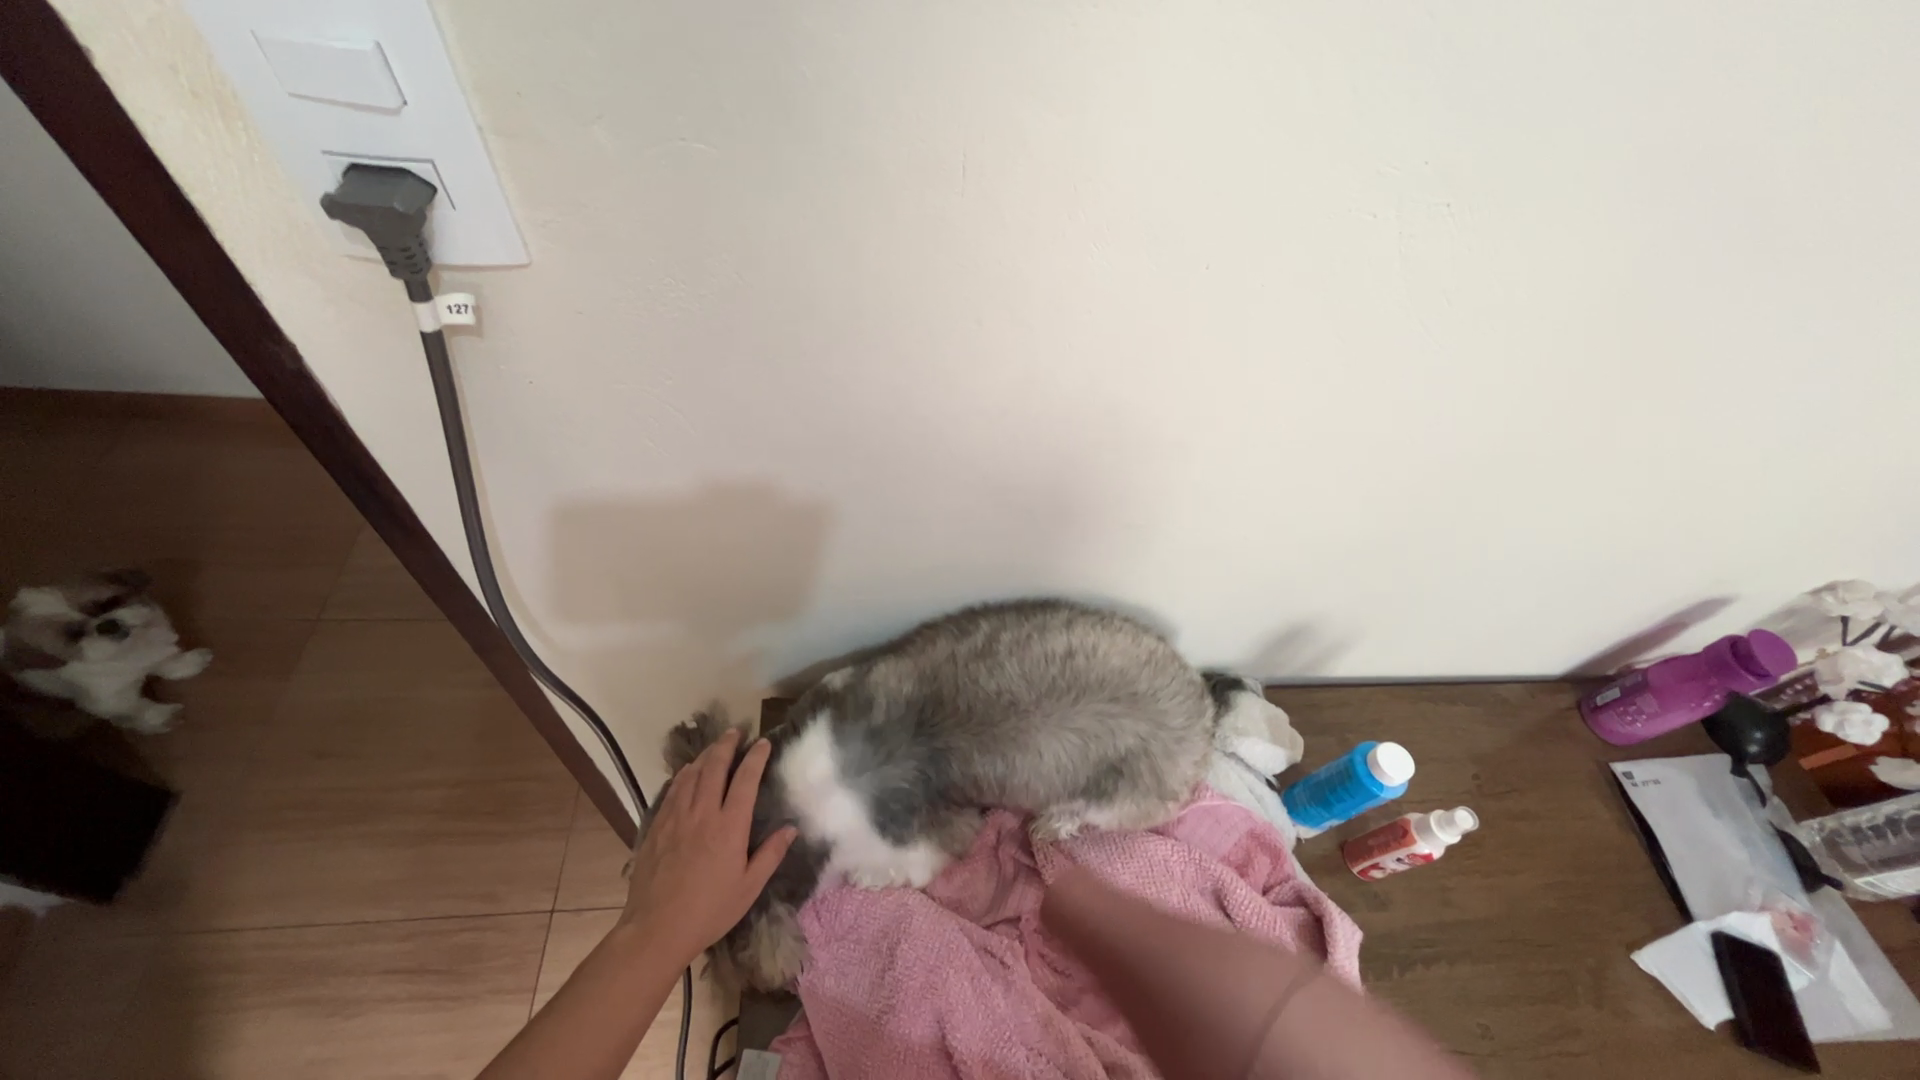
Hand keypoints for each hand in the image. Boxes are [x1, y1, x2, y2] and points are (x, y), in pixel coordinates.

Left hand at [621, 730, 797, 966]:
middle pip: (714, 766)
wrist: (656, 929)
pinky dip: (683, 775)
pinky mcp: (656, 827)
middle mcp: (702, 813)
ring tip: (714, 747)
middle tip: (736, 732)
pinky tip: (686, 774)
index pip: (746, 779)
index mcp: (730, 826)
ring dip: (704, 756)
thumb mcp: (749, 888)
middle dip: (726, 745)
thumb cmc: (710, 911)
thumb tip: (791, 828)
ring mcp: (676, 818)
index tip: (764, 743)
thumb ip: (771, 854)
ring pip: (690, 774)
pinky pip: (671, 790)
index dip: (756, 757)